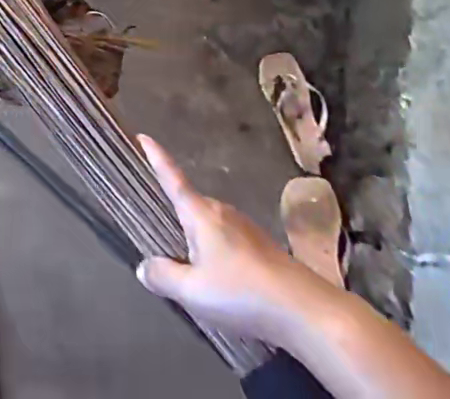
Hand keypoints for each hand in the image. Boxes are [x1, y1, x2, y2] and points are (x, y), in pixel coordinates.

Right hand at [134, 134, 315, 345]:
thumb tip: (143, 265)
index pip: (172, 178)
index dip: (157, 158)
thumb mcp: (193, 291)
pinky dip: (217, 253)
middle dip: (175, 215)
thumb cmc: (242, 292)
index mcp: (201, 214)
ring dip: (197, 240)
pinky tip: (222, 283)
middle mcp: (222, 212)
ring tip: (192, 271)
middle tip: (160, 239)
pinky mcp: (262, 246)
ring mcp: (246, 227)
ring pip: (210, 226)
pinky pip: (227, 241)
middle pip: (190, 205)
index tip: (143, 137)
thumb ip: (163, 276)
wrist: (306, 311)